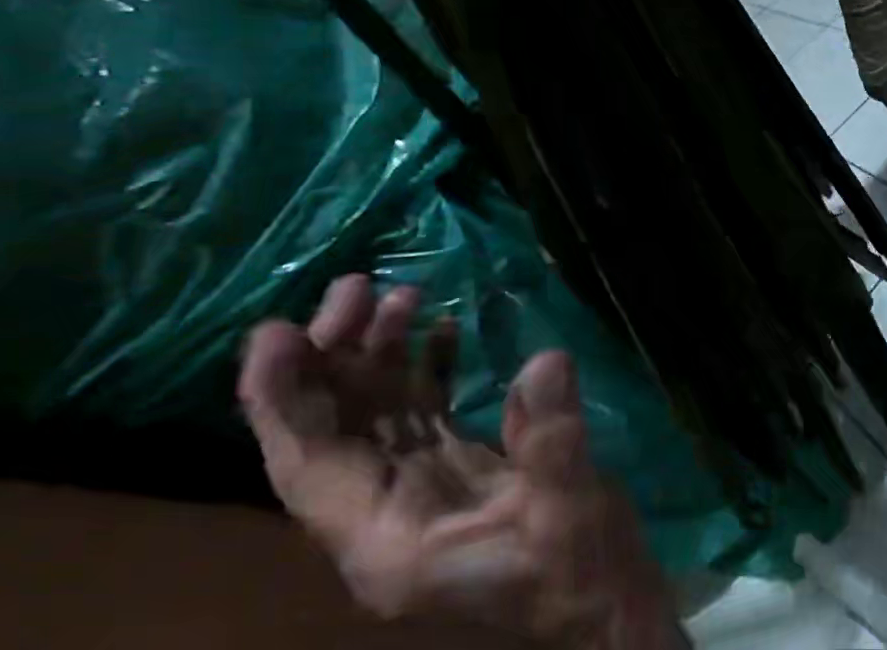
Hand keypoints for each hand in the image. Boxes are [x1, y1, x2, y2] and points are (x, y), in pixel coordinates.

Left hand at [238, 274, 682, 648]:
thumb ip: (549, 439)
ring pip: (375, 417)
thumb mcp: (567, 506)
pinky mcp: (455, 473)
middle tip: (359, 287)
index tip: (277, 332)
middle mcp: (383, 517)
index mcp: (385, 541)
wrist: (609, 598)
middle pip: (335, 431)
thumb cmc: (579, 565)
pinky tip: (442, 330)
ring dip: (380, 356)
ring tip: (402, 294)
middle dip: (334, 358)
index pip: (308, 467)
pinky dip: (425, 370)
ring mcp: (418, 493)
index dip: (282, 400)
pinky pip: (421, 415)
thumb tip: (546, 360)